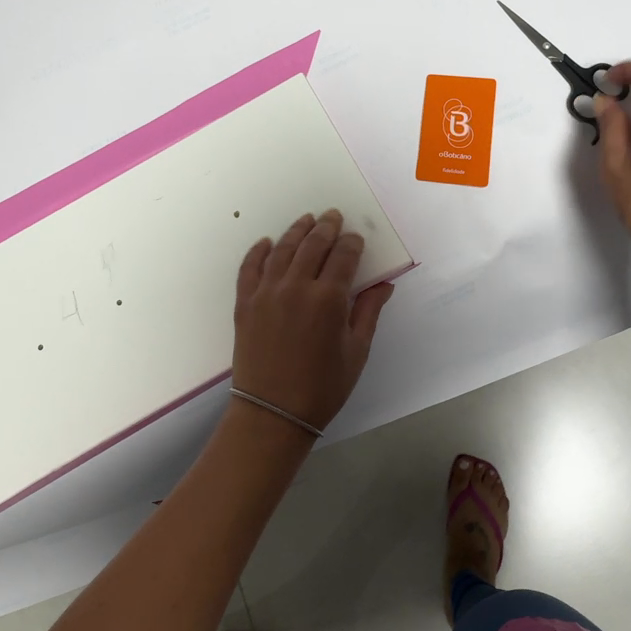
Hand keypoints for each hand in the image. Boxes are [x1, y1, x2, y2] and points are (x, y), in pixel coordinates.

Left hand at [231, 209, 394, 432]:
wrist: (272, 414)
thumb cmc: (322, 388)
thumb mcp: (356, 352)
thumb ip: (368, 312)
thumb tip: (385, 285)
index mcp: (328, 299)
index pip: (344, 256)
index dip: (352, 243)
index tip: (356, 237)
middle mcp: (296, 287)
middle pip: (313, 245)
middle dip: (326, 227)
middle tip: (333, 216)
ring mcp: (266, 293)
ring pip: (283, 249)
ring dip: (297, 231)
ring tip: (306, 220)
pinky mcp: (245, 303)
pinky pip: (250, 267)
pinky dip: (259, 251)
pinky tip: (267, 242)